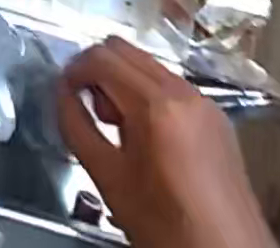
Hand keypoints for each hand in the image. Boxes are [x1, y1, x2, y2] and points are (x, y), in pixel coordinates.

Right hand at [57, 37, 277, 247]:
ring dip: (121, 79)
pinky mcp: (217, 116)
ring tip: (116, 125)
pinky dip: (146, 92)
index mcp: (156, 106)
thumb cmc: (166, 230)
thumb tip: (62, 92)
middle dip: (97, 69)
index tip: (63, 92)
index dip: (74, 69)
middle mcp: (183, 91)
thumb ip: (76, 126)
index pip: (101, 58)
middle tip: (89, 108)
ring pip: (146, 63)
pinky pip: (169, 84)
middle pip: (123, 49)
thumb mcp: (108, 179)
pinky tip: (145, 134)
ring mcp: (204, 101)